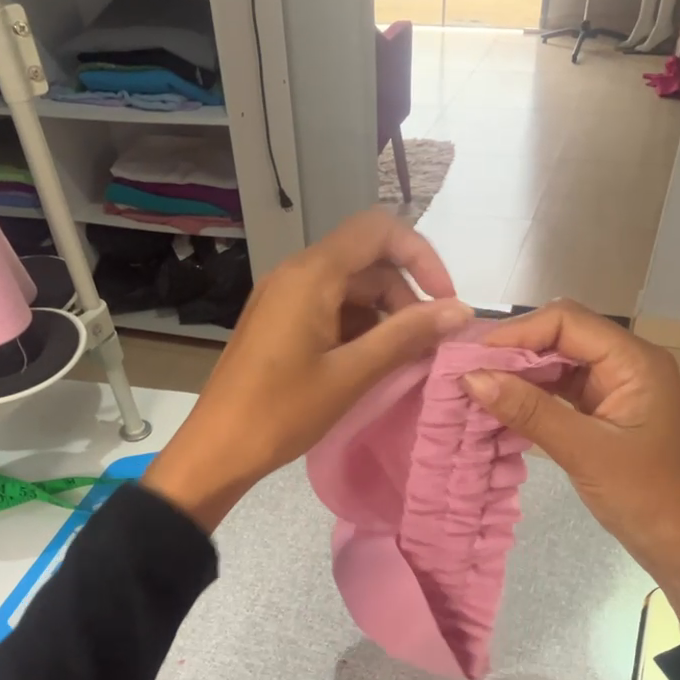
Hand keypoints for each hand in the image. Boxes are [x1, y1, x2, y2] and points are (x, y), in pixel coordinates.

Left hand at [143, 211, 473, 529]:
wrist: (217, 448)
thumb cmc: (282, 411)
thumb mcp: (351, 374)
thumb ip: (407, 337)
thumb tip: (462, 311)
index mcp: (311, 275)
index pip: (379, 230)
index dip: (421, 256)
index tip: (444, 302)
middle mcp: (295, 274)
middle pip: (366, 260)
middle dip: (404, 295)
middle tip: (426, 345)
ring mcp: (282, 298)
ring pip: (349, 288)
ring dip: (383, 316)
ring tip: (400, 362)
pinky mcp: (277, 322)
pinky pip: (328, 308)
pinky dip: (357, 328)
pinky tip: (367, 366)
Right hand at [463, 300, 679, 642]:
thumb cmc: (649, 498)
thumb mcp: (585, 452)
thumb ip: (529, 411)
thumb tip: (472, 379)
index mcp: (634, 361)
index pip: (567, 322)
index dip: (516, 333)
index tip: (471, 358)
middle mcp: (627, 365)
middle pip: (561, 338)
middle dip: (513, 353)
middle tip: (465, 375)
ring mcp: (618, 391)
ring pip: (559, 367)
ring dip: (519, 378)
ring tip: (474, 393)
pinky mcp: (608, 417)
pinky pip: (563, 396)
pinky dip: (533, 401)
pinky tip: (501, 412)